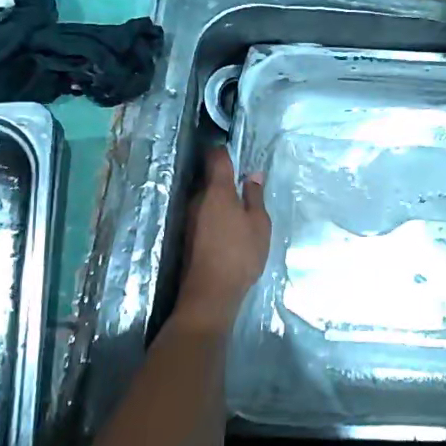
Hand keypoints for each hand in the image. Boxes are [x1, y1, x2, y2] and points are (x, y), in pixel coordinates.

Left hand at [174, 146, 270, 333]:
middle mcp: (197, 198)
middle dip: (226, 180)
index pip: (216, 157)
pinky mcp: (186, 234)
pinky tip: (228, 230)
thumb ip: (255, 196)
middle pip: (210, 178)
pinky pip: (202, 214)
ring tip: (240, 213)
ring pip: (205, 198)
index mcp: (217, 190)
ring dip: (220, 200)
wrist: (209, 293)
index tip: (239, 156)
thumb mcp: (259, 224)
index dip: (226, 152)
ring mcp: (189, 217)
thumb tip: (253, 175)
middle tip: (247, 190)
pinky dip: (214, 216)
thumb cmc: (240, 254)